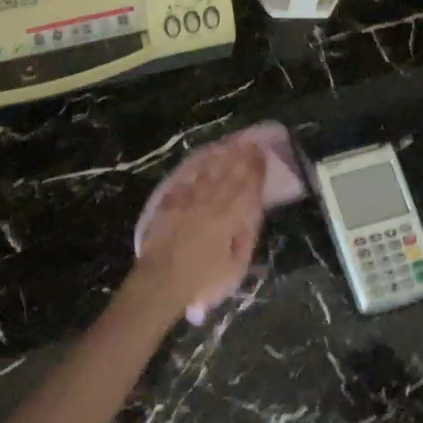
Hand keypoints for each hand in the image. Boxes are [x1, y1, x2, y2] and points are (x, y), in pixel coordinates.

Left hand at [132, 140, 264, 318]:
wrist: (161, 281)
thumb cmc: (202, 280)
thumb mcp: (236, 266)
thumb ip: (246, 236)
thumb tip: (253, 210)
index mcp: (229, 218)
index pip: (246, 188)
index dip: (255, 170)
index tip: (261, 154)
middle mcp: (210, 202)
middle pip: (228, 174)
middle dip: (240, 156)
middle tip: (249, 141)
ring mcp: (188, 200)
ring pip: (207, 171)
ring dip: (219, 156)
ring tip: (229, 143)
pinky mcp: (169, 202)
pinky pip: (185, 178)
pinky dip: (195, 166)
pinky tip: (201, 157)